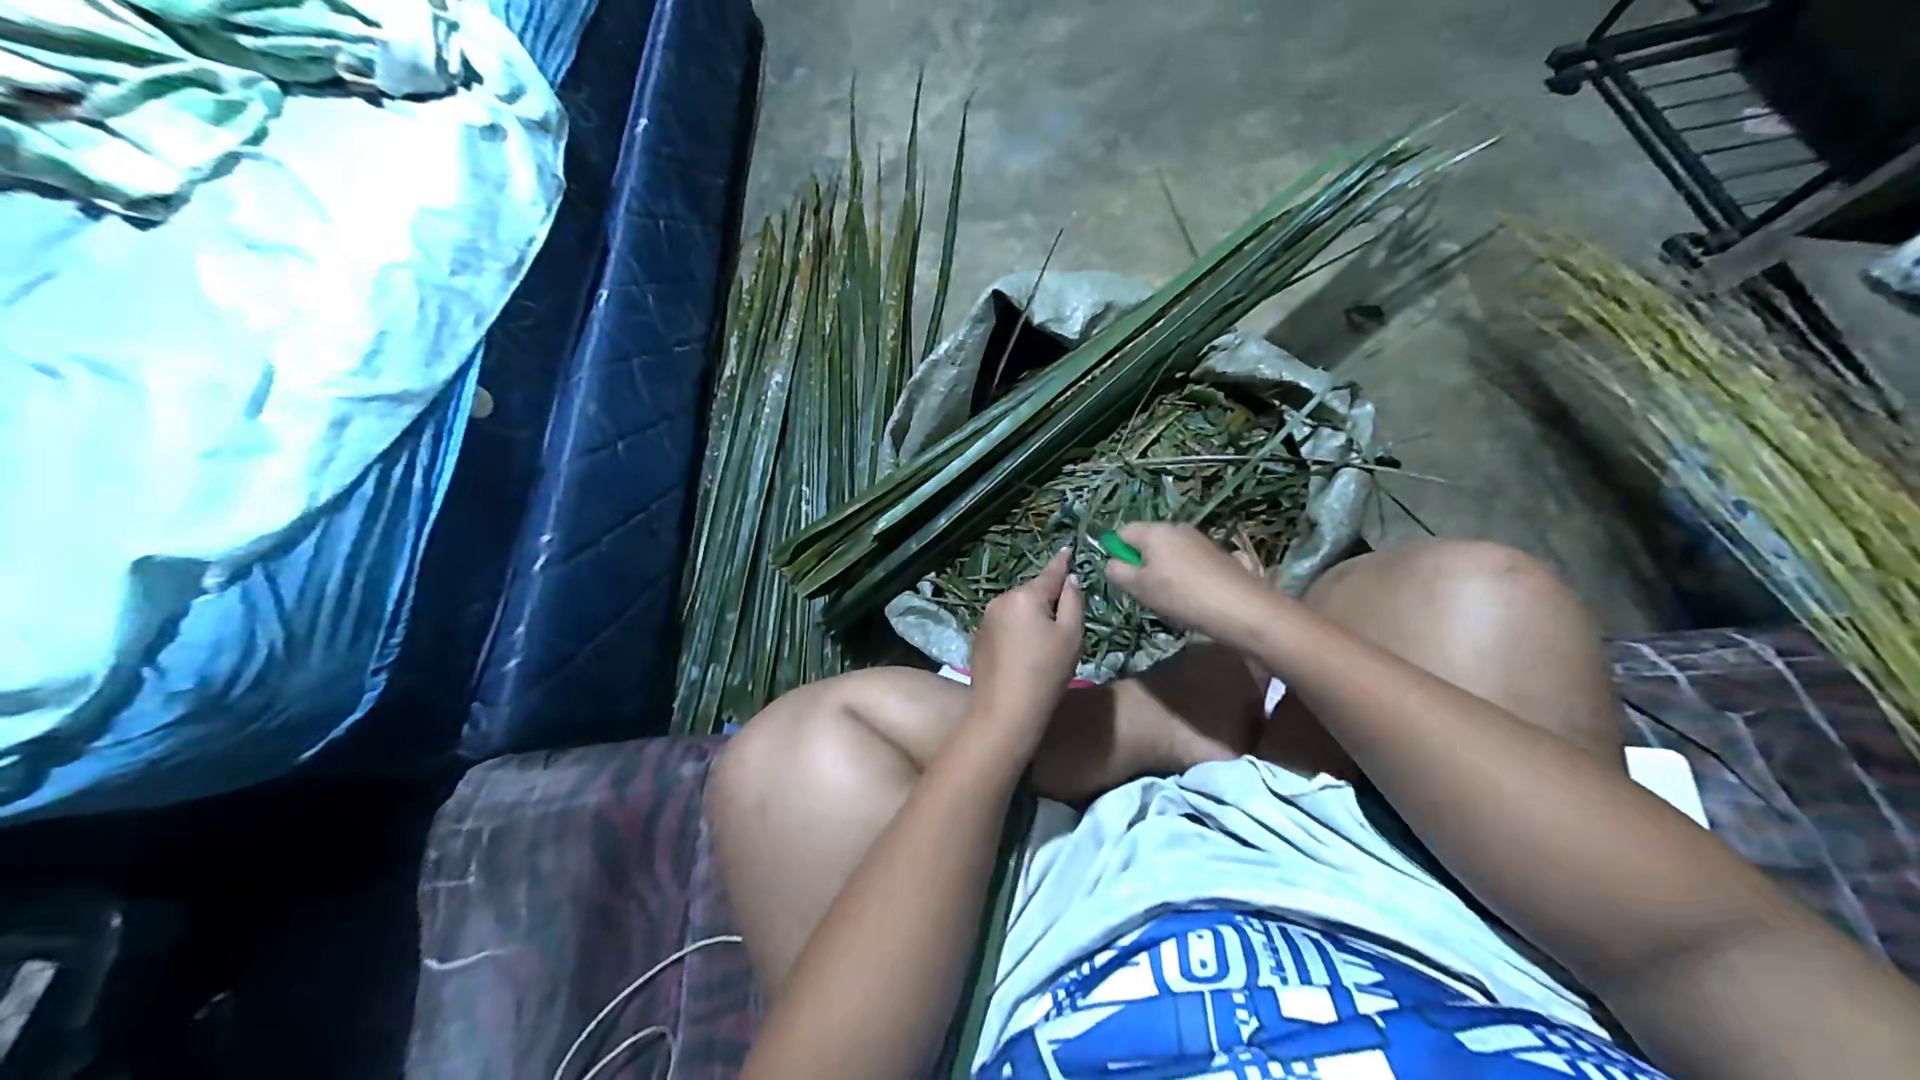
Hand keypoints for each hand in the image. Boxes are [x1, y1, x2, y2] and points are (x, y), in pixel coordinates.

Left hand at [967, 549, 1083, 746]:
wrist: (1005, 710)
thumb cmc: (1046, 672)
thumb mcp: (1071, 635)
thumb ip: (1072, 601)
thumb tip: (1069, 580)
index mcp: (1025, 595)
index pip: (1050, 573)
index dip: (1062, 563)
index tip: (1068, 549)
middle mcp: (1001, 599)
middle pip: (1032, 593)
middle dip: (1047, 601)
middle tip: (1064, 628)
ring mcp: (986, 619)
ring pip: (1017, 609)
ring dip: (1031, 617)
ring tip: (1044, 646)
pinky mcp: (979, 637)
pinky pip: (1004, 624)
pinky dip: (1016, 631)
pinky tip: (1024, 654)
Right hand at [1101, 523, 1271, 642]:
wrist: (1241, 608)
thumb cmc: (1181, 595)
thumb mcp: (1139, 587)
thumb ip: (1118, 572)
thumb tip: (1113, 563)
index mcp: (1154, 531)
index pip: (1122, 532)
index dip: (1117, 552)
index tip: (1125, 577)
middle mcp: (1177, 527)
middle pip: (1147, 540)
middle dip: (1141, 562)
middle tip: (1145, 590)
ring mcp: (1200, 539)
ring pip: (1168, 551)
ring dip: (1162, 570)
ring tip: (1170, 597)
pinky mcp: (1217, 554)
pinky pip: (1188, 560)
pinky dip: (1183, 574)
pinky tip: (1192, 596)